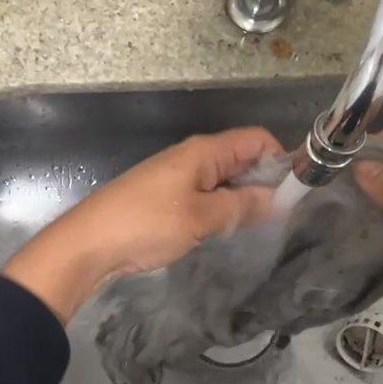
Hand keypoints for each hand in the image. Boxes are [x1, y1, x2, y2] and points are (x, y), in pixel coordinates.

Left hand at [2, 128, 280, 322]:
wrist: (88, 244)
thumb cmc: (145, 224)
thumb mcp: (201, 217)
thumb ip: (240, 206)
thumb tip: (276, 199)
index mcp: (203, 151)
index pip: (255, 139)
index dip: (280, 159)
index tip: (295, 192)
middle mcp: (191, 158)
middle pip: (241, 160)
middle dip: (263, 184)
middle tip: (280, 218)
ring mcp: (175, 179)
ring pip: (222, 182)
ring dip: (240, 201)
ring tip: (256, 230)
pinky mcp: (163, 201)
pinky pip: (203, 198)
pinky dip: (218, 211)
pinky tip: (222, 234)